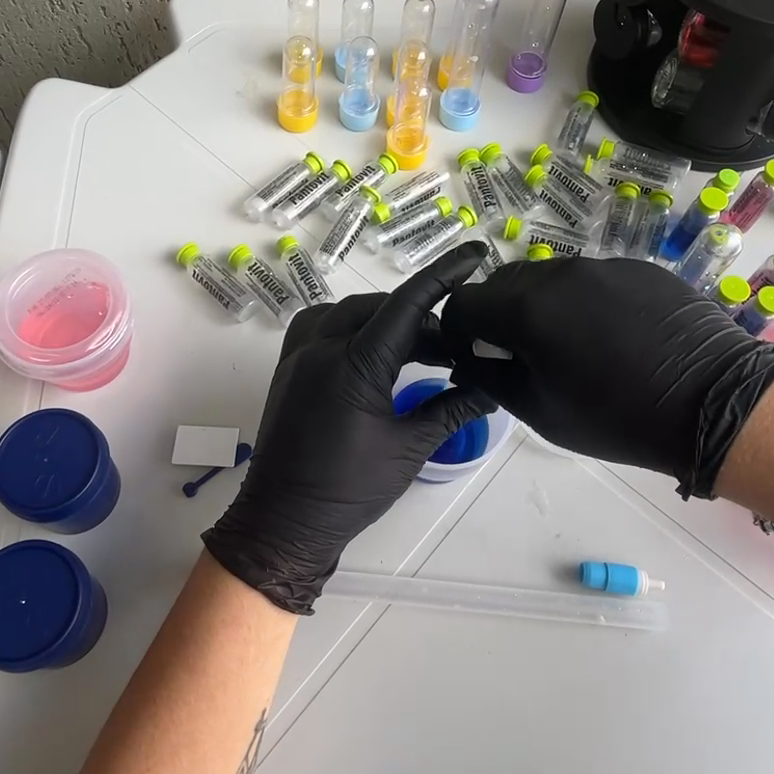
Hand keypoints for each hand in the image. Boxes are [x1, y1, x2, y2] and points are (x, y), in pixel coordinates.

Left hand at [203, 244, 498, 613]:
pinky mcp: (288, 366)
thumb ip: (451, 409)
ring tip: (420, 350)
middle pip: (381, 308)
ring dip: (387, 320)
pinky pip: (322, 325)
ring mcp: (299, 354)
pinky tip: (374, 349)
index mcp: (355, 364)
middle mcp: (322, 347)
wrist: (282, 520)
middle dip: (422, 318)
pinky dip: (354, 327)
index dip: (444, 275)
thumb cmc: (349, 490)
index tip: (474, 253)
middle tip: (454, 347)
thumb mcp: (410, 448)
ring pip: (350, 312)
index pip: (408, 304)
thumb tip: (491, 388)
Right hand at [442, 256, 773, 497]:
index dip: (456, 331)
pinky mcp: (638, 267)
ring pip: (547, 278)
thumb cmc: (619, 419)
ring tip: (570, 346)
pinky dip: (582, 302)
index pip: (462, 303)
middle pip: (502, 284)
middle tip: (520, 355)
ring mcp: (601, 265)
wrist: (716, 404)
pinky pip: (590, 279)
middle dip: (496, 316)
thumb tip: (467, 361)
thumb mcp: (541, 411)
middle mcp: (558, 274)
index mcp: (527, 310)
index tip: (472, 357)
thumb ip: (491, 379)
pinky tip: (611, 336)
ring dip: (539, 307)